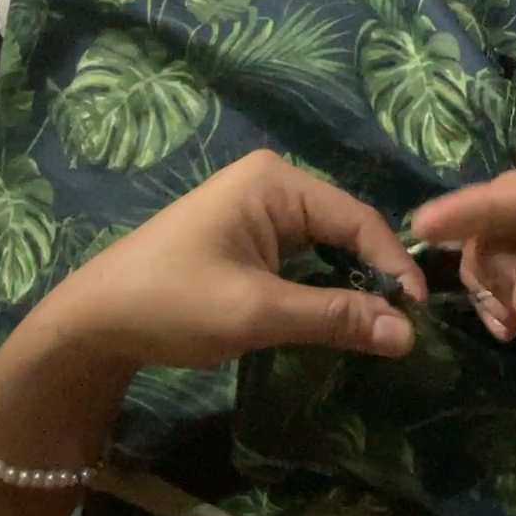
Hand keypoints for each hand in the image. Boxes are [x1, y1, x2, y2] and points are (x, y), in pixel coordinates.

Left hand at [25, 150, 426, 372]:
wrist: (96, 319)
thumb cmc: (172, 304)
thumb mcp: (257, 311)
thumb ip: (335, 316)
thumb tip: (409, 334)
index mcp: (275, 181)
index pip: (357, 218)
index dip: (394, 265)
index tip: (418, 316)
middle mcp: (272, 181)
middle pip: (344, 226)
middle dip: (375, 273)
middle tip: (403, 326)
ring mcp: (258, 205)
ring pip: (326, 242)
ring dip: (351, 280)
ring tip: (382, 323)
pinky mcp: (249, 231)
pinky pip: (303, 252)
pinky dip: (324, 281)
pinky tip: (341, 310)